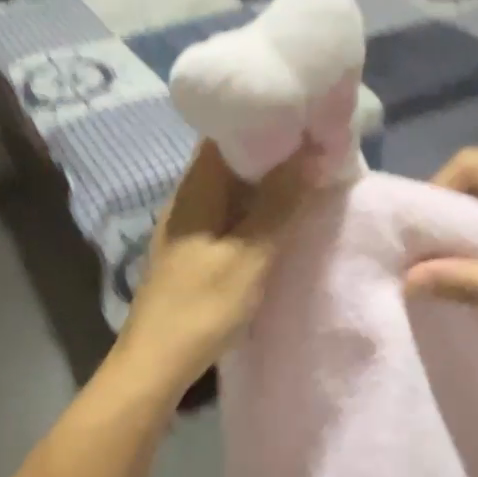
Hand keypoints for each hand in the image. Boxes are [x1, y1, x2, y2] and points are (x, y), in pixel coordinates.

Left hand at [112, 142, 315, 394]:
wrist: (155, 363)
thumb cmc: (201, 307)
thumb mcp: (250, 255)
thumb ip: (280, 203)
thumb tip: (312, 151)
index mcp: (197, 187)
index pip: (228, 130)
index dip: (267, 117)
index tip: (308, 113)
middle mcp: (189, 196)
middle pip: (233, 157)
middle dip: (276, 149)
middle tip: (322, 145)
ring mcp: (190, 223)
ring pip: (234, 187)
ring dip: (269, 181)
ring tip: (313, 175)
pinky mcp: (195, 249)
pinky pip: (231, 213)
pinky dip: (258, 208)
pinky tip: (285, 216)